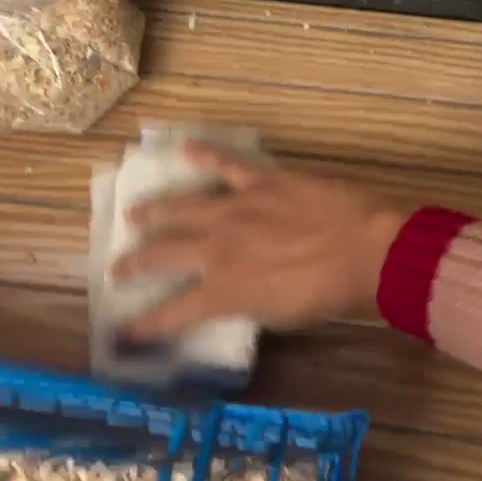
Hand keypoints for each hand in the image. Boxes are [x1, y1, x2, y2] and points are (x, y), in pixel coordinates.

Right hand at [110, 142, 409, 337]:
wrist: (365, 251)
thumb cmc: (327, 294)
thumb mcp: (276, 316)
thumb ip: (243, 304)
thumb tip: (227, 297)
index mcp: (223, 290)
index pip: (171, 314)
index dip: (143, 327)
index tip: (121, 334)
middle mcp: (219, 248)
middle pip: (165, 254)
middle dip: (136, 264)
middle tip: (116, 268)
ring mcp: (239, 208)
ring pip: (183, 207)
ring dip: (156, 211)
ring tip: (133, 214)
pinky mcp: (263, 180)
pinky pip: (228, 163)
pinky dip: (206, 152)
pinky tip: (186, 146)